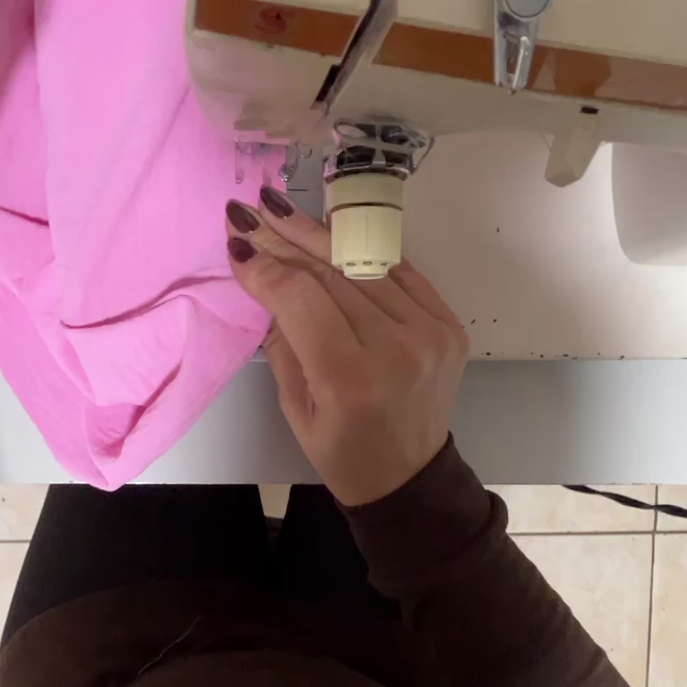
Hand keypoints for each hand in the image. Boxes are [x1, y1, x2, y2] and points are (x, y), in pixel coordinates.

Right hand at [225, 189, 469, 506]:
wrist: (409, 477)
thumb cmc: (342, 452)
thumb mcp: (294, 407)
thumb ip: (283, 340)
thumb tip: (267, 277)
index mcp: (350, 380)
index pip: (301, 299)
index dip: (266, 267)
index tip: (237, 241)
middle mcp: (396, 349)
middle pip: (332, 273)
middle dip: (285, 239)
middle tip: (251, 210)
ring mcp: (429, 333)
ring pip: (365, 265)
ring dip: (319, 236)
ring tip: (283, 210)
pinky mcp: (448, 325)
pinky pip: (399, 273)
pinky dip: (363, 253)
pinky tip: (331, 231)